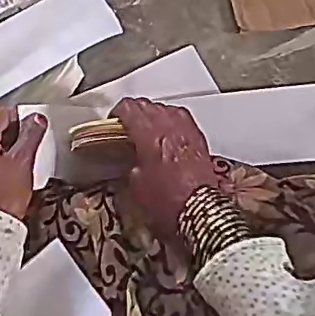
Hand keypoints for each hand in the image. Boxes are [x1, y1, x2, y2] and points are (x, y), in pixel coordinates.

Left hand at [0, 107, 49, 221]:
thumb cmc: (4, 196)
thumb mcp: (24, 160)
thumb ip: (31, 135)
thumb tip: (36, 120)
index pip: (2, 114)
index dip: (21, 118)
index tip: (32, 127)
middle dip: (12, 130)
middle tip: (28, 143)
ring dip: (4, 143)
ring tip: (19, 157)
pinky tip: (8, 168)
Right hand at [112, 97, 219, 233]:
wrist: (201, 210)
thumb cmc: (167, 200)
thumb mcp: (137, 185)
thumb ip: (131, 164)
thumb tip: (132, 160)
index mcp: (149, 133)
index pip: (129, 107)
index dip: (117, 113)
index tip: (113, 122)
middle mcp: (169, 124)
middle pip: (148, 105)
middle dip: (135, 113)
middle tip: (128, 127)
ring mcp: (187, 128)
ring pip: (166, 109)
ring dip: (155, 116)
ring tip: (148, 130)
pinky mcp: (199, 137)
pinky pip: (181, 119)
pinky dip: (171, 123)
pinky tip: (168, 136)